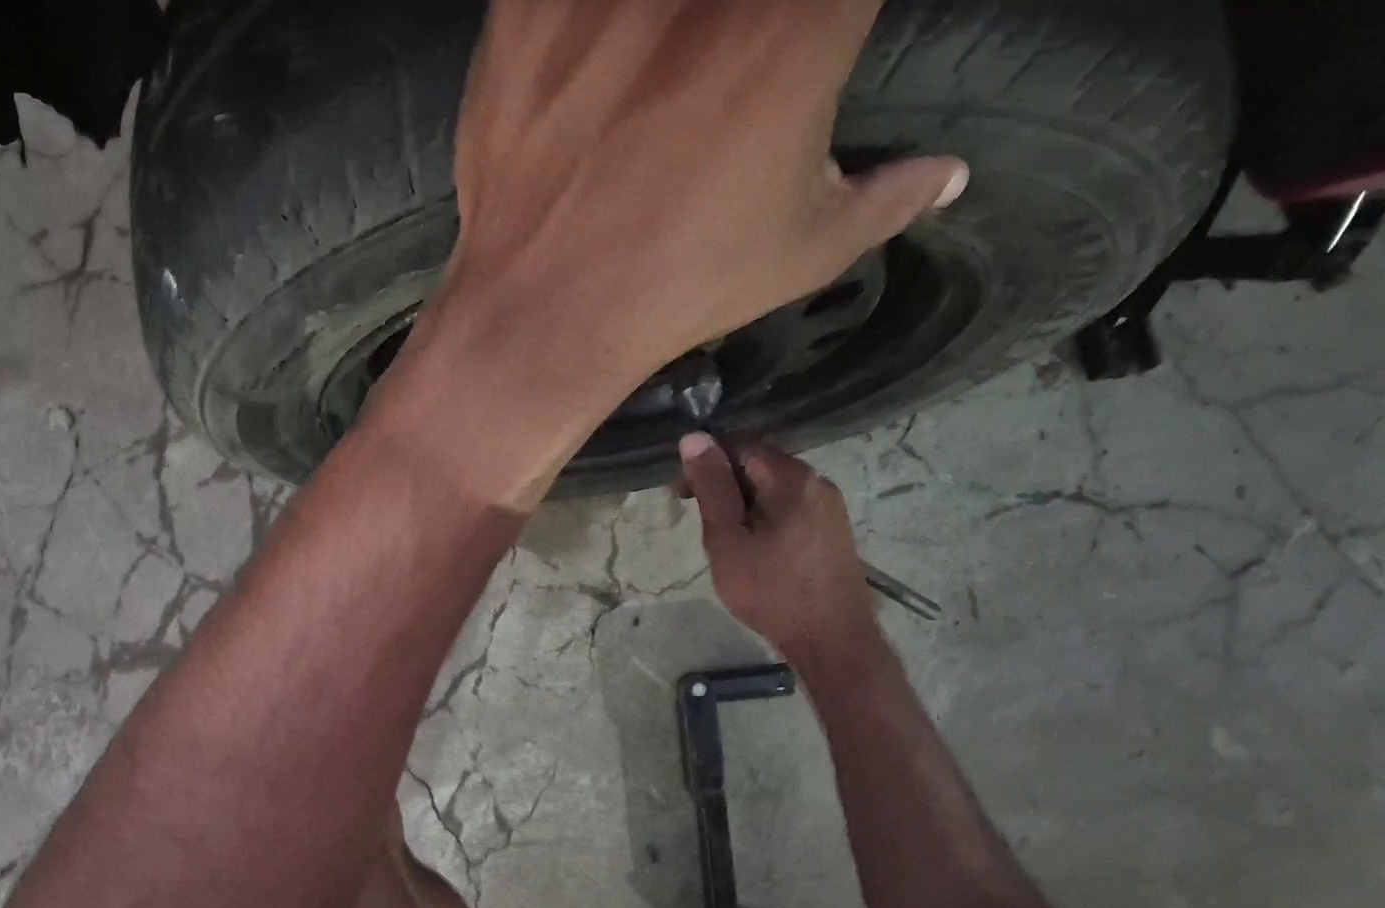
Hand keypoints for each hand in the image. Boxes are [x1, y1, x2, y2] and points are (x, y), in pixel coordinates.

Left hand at [404, 0, 967, 442]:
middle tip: (721, 65)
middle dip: (742, 23)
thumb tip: (946, 174)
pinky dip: (577, 16)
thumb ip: (887, 197)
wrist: (546, 313)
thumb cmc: (682, 284)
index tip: (810, 40)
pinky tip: (590, 52)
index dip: (825, 18)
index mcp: (803, 23)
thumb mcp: (805, 250)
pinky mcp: (526, 5)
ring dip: (662, 24)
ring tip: (658, 65)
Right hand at [680, 433, 877, 657]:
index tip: (683, 497)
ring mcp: (830, 507)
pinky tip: (754, 550)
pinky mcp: (832, 531)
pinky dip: (764, 519)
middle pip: (758, 465)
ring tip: (725, 541)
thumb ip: (711, 486)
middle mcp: (818, 482)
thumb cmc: (772, 590)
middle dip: (723, 486)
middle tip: (702, 524)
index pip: (740, 445)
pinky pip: (789, 509)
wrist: (832, 641)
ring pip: (773, 489)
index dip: (705, 464)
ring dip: (742, 505)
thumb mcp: (728, 538)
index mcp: (793, 477)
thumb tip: (693, 437)